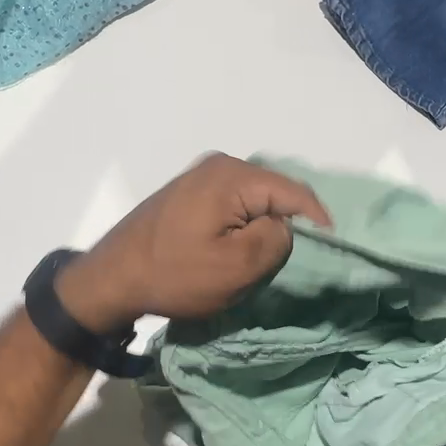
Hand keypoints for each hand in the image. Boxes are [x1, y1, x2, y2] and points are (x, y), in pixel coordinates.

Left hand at [54, 153, 331, 332]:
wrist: (110, 280)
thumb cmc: (174, 274)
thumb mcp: (236, 267)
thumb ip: (276, 240)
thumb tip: (287, 227)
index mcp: (233, 176)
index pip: (296, 192)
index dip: (320, 222)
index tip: (335, 251)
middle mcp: (220, 165)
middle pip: (276, 192)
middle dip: (292, 223)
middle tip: (303, 257)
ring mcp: (202, 177)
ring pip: (256, 199)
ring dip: (267, 225)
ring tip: (275, 256)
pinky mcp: (191, 193)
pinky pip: (235, 204)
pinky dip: (247, 224)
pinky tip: (244, 246)